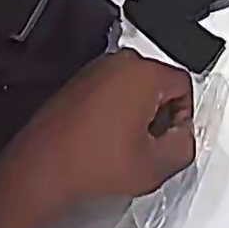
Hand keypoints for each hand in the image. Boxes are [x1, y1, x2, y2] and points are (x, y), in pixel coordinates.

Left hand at [0, 50, 195, 224]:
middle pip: (160, 82)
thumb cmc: (94, 162)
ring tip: (126, 146)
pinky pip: (113, 87)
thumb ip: (184, 146)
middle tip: (150, 145)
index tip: (172, 139)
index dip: (184, 116)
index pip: (184, 85)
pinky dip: (117, 109)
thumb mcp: (155, 166)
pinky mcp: (82, 79)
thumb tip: (184, 136)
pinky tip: (107, 139)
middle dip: (161, 113)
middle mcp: (120, 61)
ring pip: (136, 85)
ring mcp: (98, 68)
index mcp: (143, 73)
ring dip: (139, 112)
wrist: (44, 165)